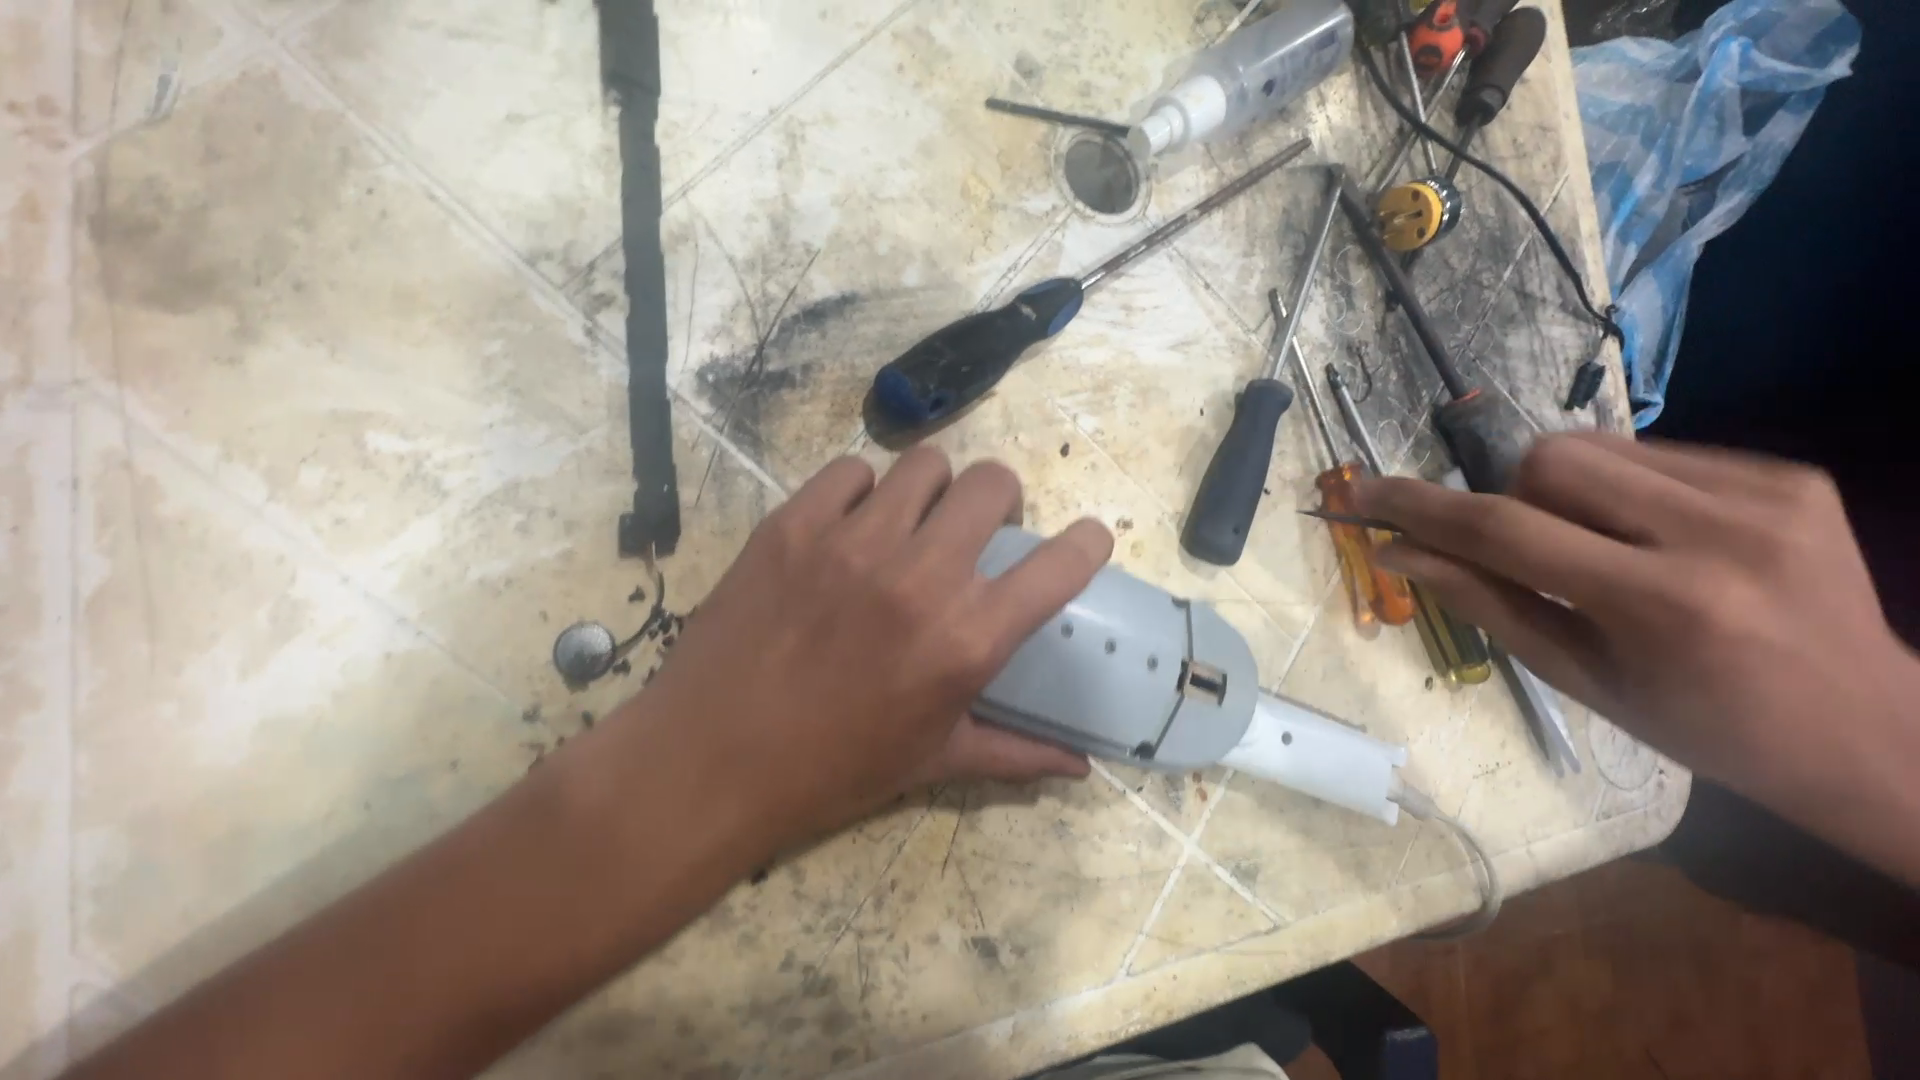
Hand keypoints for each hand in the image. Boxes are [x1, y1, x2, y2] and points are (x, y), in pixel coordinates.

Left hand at [636, 448, 1111, 852]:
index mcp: (966, 639)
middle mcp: (920, 576)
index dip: (1086, 543)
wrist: (712, 762)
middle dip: (999, 500)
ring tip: (909, 523)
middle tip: (975, 531)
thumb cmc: (833, 771)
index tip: (1083, 542)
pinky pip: (848, 472)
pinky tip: (847, 528)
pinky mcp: (792, 524)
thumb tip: (1080, 769)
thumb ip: (1016, 753)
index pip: (1060, 564)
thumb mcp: (934, 761)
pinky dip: (859, 492)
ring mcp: (852, 542)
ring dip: (930, 491)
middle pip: (991, 482)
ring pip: (922, 465)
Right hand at [1357, 434, 1919, 876]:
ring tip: (1593, 545)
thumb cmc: (1701, 725)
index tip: (1362, 492)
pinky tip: (1649, 537)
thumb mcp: (1577, 677)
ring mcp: (1766, 494)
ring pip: (1593, 447)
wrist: (1870, 731)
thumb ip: (1483, 602)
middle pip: (1548, 461)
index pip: (1504, 529)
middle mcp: (1718, 534)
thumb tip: (1398, 551)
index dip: (1419, 506)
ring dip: (1560, 491)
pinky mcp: (1790, 475)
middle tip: (1532, 553)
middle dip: (1510, 500)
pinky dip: (1619, 489)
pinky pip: (1653, 453)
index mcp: (1659, 604)